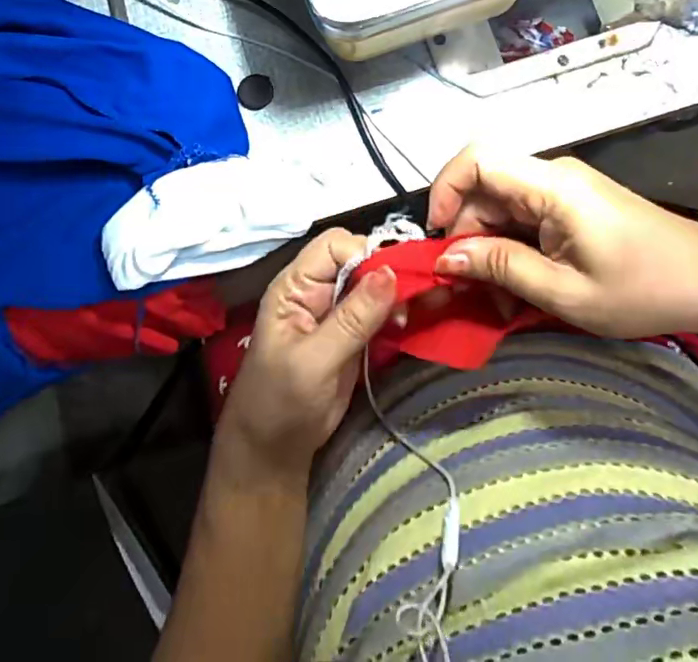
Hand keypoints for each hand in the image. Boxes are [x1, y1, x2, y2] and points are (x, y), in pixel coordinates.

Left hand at [218, 229, 401, 476]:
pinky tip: (415, 322)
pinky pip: (382, 311)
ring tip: (424, 308)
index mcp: (296, 286)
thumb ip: (351, 318)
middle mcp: (317, 290)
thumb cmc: (279, 403)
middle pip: (360, 260)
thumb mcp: (313, 361)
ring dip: (401, 293)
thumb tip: (390, 272)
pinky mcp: (355, 334)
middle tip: (419, 296)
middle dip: (392, 272)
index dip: (366, 253)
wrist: (273, 451)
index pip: (335, 246)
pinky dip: (401, 313)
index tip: (397, 278)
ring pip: (376, 284)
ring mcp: (337, 312)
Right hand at [427, 145, 697, 339]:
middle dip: (466, 237)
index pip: (476, 160)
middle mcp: (553, 177)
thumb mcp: (566, 291)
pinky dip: (513, 252)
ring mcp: (564, 191)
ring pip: (502, 208)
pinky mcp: (573, 207)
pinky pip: (525, 220)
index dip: (444, 191)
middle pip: (485, 190)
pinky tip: (520, 289)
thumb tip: (445, 258)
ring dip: (490, 251)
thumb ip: (501, 268)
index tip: (435, 238)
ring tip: (498, 301)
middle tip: (469, 291)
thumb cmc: (647, 289)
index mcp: (552, 185)